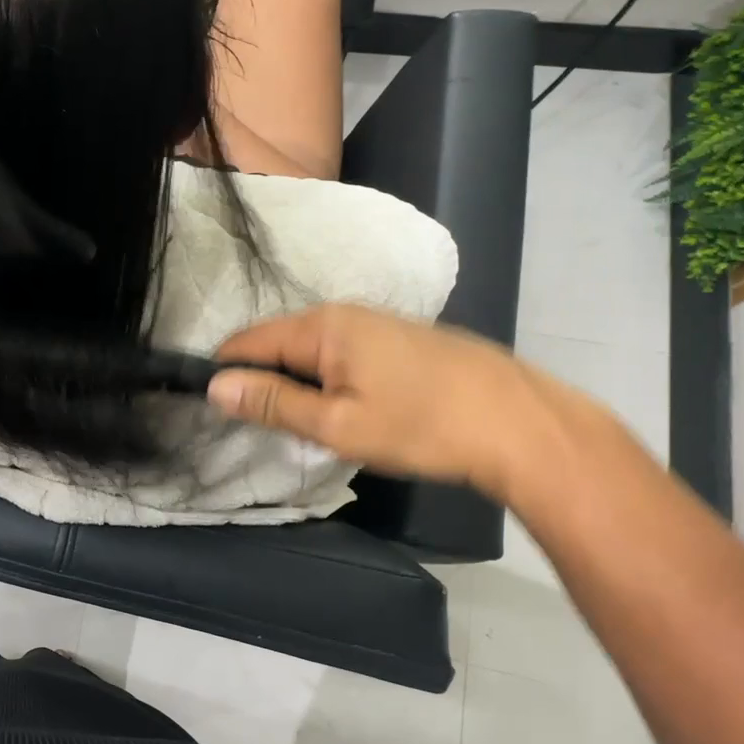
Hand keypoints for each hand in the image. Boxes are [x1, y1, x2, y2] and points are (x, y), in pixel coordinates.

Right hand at [206, 305, 608, 499]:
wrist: (529, 429)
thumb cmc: (423, 427)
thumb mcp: (336, 425)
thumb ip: (272, 403)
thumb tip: (214, 385)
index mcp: (322, 326)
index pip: (246, 342)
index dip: (227, 375)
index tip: (222, 412)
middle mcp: (346, 313)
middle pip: (278, 345)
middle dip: (265, 381)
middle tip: (272, 428)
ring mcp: (380, 324)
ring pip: (313, 352)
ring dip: (301, 384)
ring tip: (313, 425)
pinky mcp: (405, 341)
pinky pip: (344, 355)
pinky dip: (332, 380)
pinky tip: (354, 411)